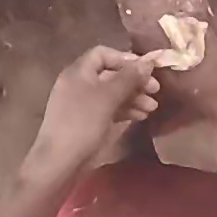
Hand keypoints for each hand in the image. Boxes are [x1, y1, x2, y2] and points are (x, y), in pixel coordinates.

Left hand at [21, 46, 159, 182]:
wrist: (60, 162)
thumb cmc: (83, 124)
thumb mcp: (108, 98)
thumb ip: (129, 78)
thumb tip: (149, 61)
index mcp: (78, 72)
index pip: (102, 54)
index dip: (125, 59)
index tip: (146, 69)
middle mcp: (80, 84)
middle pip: (110, 74)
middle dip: (134, 81)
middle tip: (155, 90)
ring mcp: (83, 104)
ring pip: (112, 93)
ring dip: (134, 97)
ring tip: (152, 107)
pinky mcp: (89, 122)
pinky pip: (110, 109)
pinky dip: (125, 110)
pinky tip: (141, 117)